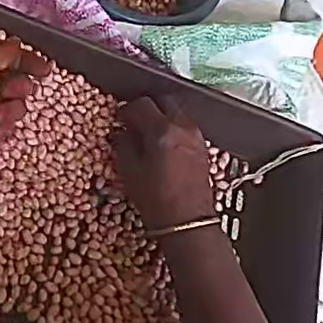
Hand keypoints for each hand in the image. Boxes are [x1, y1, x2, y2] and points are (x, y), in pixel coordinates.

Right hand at [112, 96, 215, 228]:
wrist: (188, 221)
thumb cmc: (156, 200)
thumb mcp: (130, 172)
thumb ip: (124, 144)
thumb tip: (121, 132)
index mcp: (161, 131)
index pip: (141, 105)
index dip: (126, 109)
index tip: (119, 118)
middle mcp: (182, 127)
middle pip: (163, 101)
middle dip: (147, 107)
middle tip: (134, 121)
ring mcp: (196, 135)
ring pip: (177, 112)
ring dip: (161, 116)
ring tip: (148, 133)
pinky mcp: (203, 146)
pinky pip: (186, 126)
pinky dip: (173, 127)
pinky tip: (163, 144)